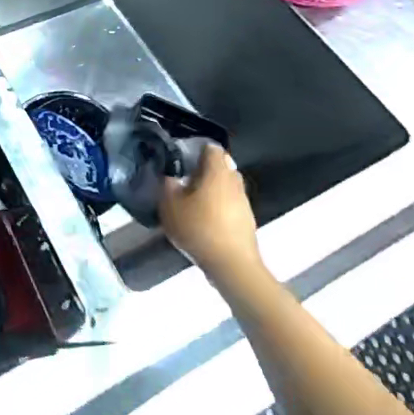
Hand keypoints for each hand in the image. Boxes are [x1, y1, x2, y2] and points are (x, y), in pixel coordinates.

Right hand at [159, 144, 264, 281]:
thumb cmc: (198, 228)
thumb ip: (167, 185)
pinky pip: (231, 204)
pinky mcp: (247, 221)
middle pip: (222, 166)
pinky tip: (204, 219)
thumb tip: (170, 176)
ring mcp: (244, 203)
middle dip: (205, 169)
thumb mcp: (169, 205)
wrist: (232, 266)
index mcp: (217, 174)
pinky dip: (219, 205)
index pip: (212, 149)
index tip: (181, 156)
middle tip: (185, 177)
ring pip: (228, 186)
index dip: (196, 148)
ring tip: (192, 200)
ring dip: (213, 188)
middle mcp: (234, 183)